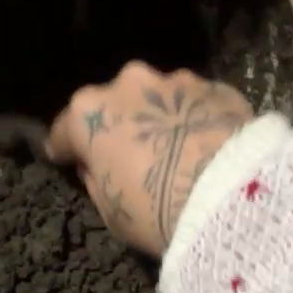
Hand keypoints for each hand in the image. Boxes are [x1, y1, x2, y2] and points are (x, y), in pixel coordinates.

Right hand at [47, 62, 252, 256]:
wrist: (228, 196)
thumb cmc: (156, 211)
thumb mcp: (112, 212)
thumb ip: (97, 181)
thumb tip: (94, 167)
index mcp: (89, 113)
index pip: (64, 130)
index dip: (66, 149)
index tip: (70, 161)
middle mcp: (128, 83)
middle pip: (113, 105)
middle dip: (117, 127)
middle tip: (129, 159)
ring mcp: (175, 80)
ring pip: (156, 100)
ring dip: (158, 120)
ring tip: (173, 152)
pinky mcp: (216, 87)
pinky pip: (194, 106)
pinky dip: (193, 121)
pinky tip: (204, 148)